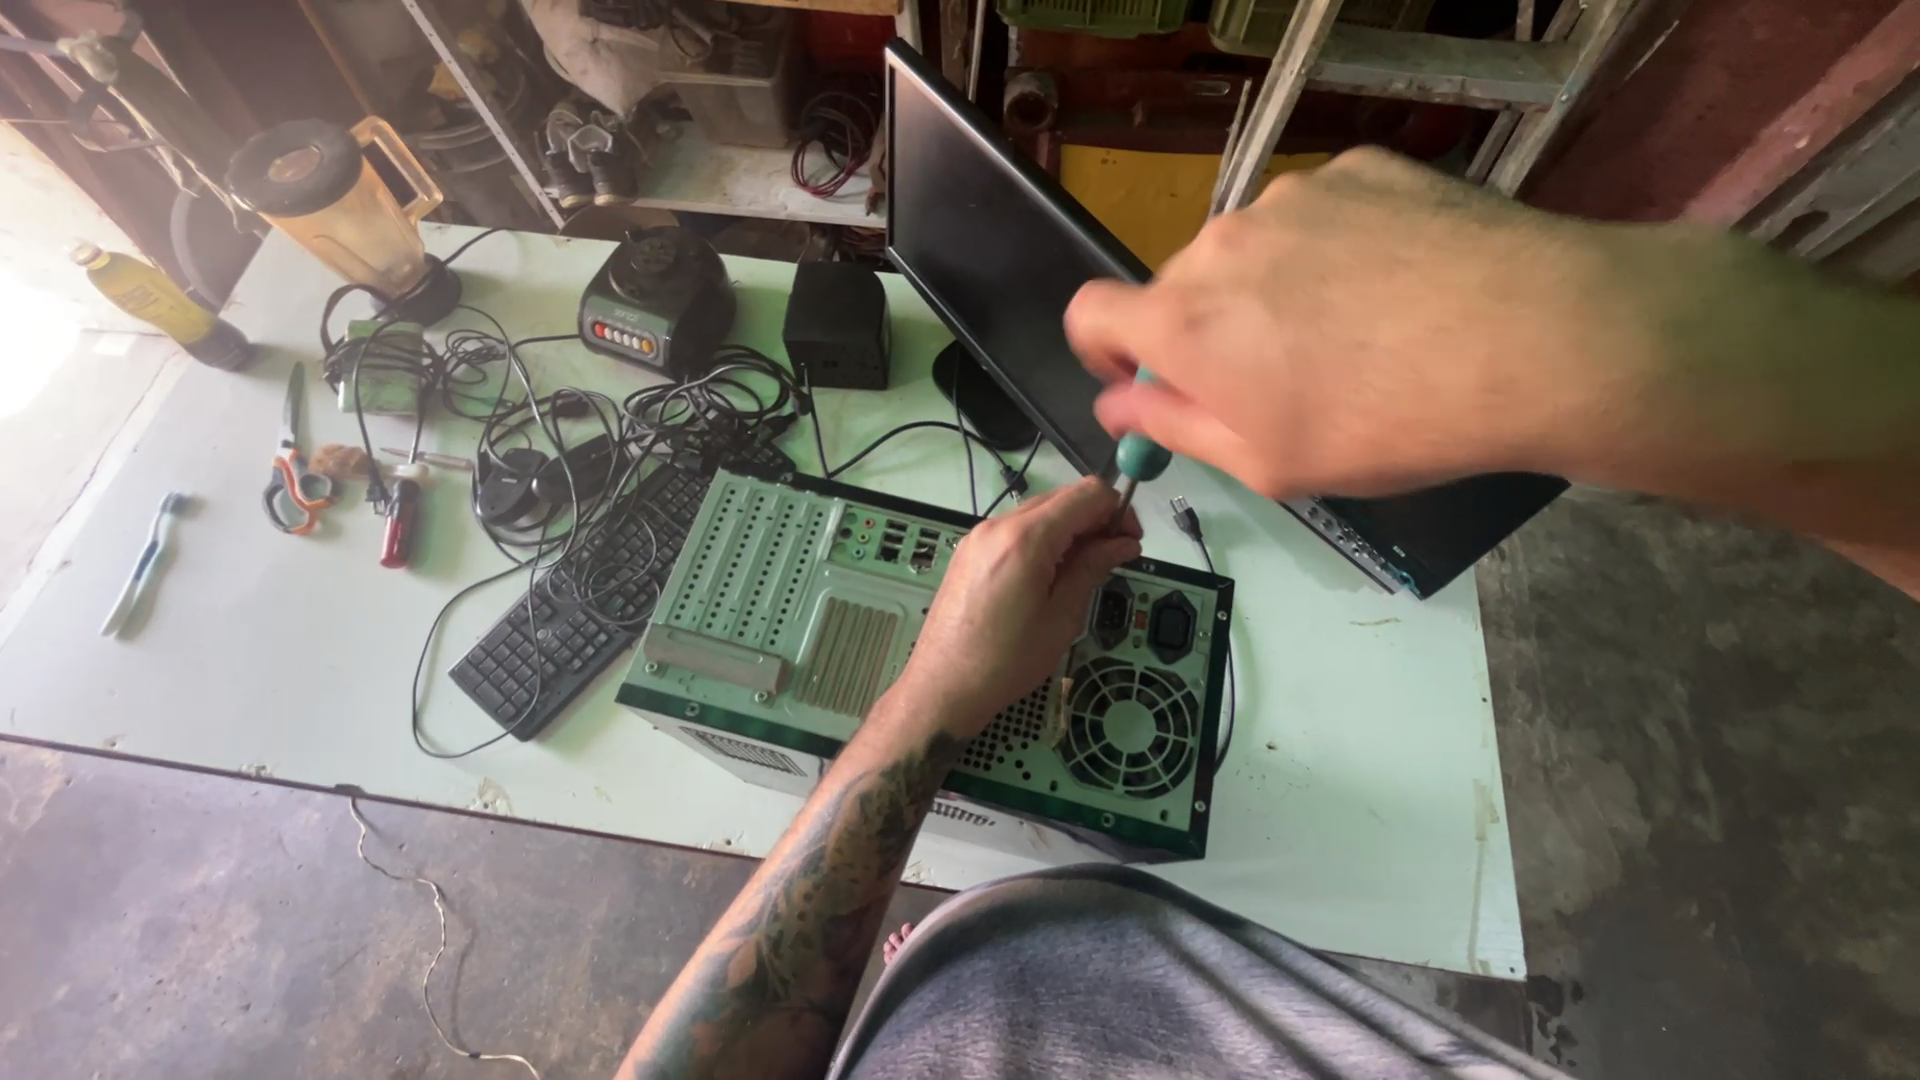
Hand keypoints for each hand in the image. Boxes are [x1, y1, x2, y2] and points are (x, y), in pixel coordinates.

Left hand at [892, 478, 1141, 735]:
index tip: (1129, 542)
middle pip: (1064, 497)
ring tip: (1081, 571)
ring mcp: (979, 535)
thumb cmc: (1004, 661)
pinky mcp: (969, 550)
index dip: (1118, 511)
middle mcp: (998, 525)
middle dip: (1097, 519)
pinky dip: (1042, 539)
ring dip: (1070, 530)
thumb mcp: (1061, 617)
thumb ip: (1093, 568)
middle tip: (1112, 557)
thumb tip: (1123, 543)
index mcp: (1025, 539)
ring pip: (1040, 511)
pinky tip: (1049, 574)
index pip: (1088, 493)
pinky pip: (1016, 528)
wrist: (943, 685)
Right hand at [1064, 147, 1661, 497]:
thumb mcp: (1260, 461)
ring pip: (1242, 253)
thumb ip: (1168, 425)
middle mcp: (1218, 244)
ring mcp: (1289, 197)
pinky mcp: (1355, 170)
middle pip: (1173, 290)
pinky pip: (1307, 218)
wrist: (1539, 339)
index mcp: (1182, 320)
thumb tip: (1116, 403)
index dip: (1100, 350)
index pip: (1087, 314)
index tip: (1139, 378)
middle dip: (1198, 334)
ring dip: (1259, 292)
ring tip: (1341, 333)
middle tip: (1267, 379)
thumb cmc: (1379, 425)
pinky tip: (1384, 287)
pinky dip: (1321, 253)